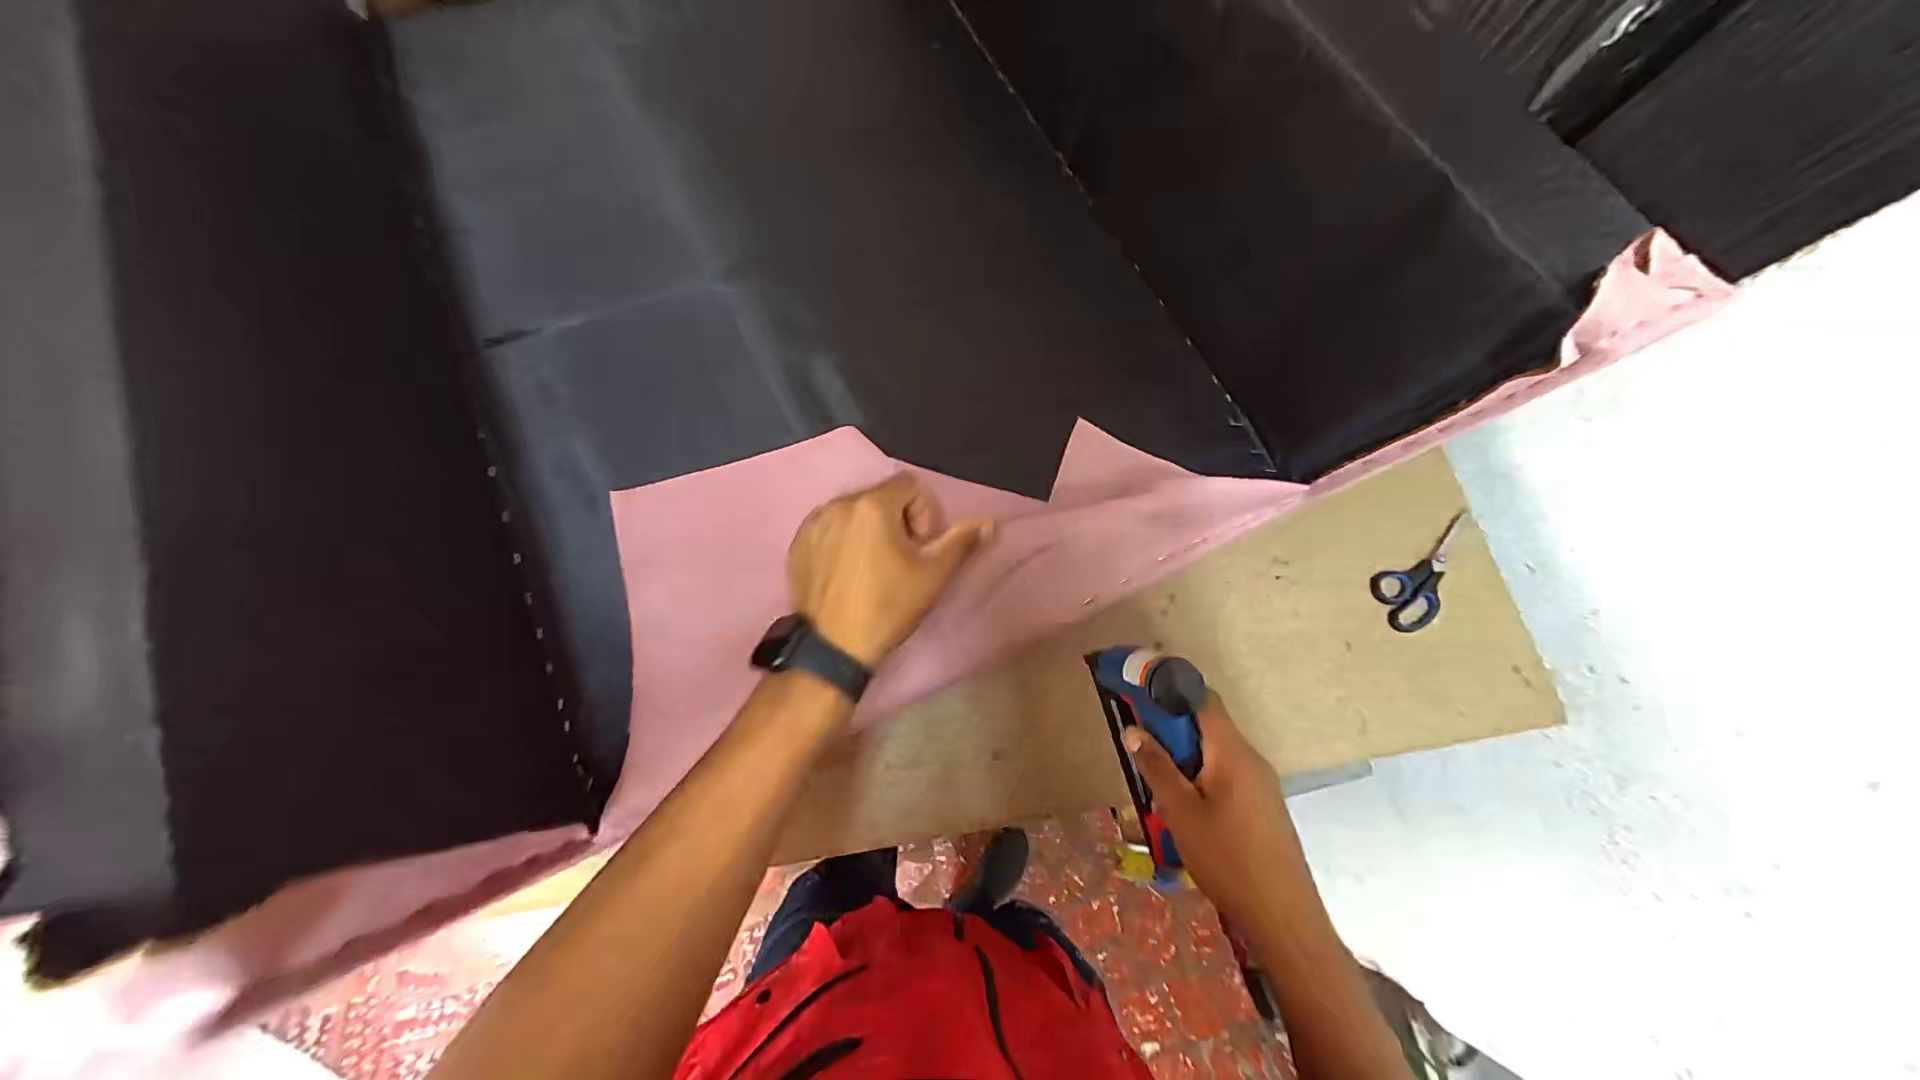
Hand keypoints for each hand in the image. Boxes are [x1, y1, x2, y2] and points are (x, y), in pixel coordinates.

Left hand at [788, 474, 994, 667]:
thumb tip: (988, 523)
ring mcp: (813, 523)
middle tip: (900, 561)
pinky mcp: (797, 544)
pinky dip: (844, 541)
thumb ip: (961, 542)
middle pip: (881, 497)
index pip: (910, 485)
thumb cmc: (888, 607)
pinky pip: (830, 528)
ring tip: (874, 568)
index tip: (919, 548)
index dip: (924, 514)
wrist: (834, 647)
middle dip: (898, 522)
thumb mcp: (933, 575)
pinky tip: (848, 574)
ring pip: (855, 512)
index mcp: (872, 505)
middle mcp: (838, 504)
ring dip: (870, 531)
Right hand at [1123, 696, 1307, 924]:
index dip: (1171, 691)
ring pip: (1216, 754)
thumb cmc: (1227, 859)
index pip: (1203, 699)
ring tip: (1157, 784)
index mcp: (1233, 752)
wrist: (1283, 917)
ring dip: (1184, 758)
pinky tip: (1185, 809)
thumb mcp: (1180, 812)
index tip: (1139, 696)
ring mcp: (1262, 784)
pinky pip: (1227, 776)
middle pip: (1208, 726)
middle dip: (1172, 730)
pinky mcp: (1264, 807)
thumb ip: (1156, 767)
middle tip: (1140, 749)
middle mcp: (1251, 760)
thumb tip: (1133, 729)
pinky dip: (1201, 777)